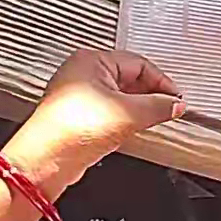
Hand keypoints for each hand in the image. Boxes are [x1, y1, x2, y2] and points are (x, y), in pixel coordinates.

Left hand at [3, 50, 184, 191]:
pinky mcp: (75, 115)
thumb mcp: (129, 114)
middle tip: (165, 110)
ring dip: (136, 108)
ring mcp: (77, 94)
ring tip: (146, 121)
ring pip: (119, 96)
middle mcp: (81, 72)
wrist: (45, 160)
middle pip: (129, 78)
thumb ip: (158, 106)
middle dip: (149, 96)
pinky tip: (126, 130)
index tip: (175, 99)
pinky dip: (122, 119)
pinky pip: (108, 111)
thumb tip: (174, 104)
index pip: (140, 64)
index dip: (162, 82)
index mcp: (92, 60)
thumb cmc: (72, 129)